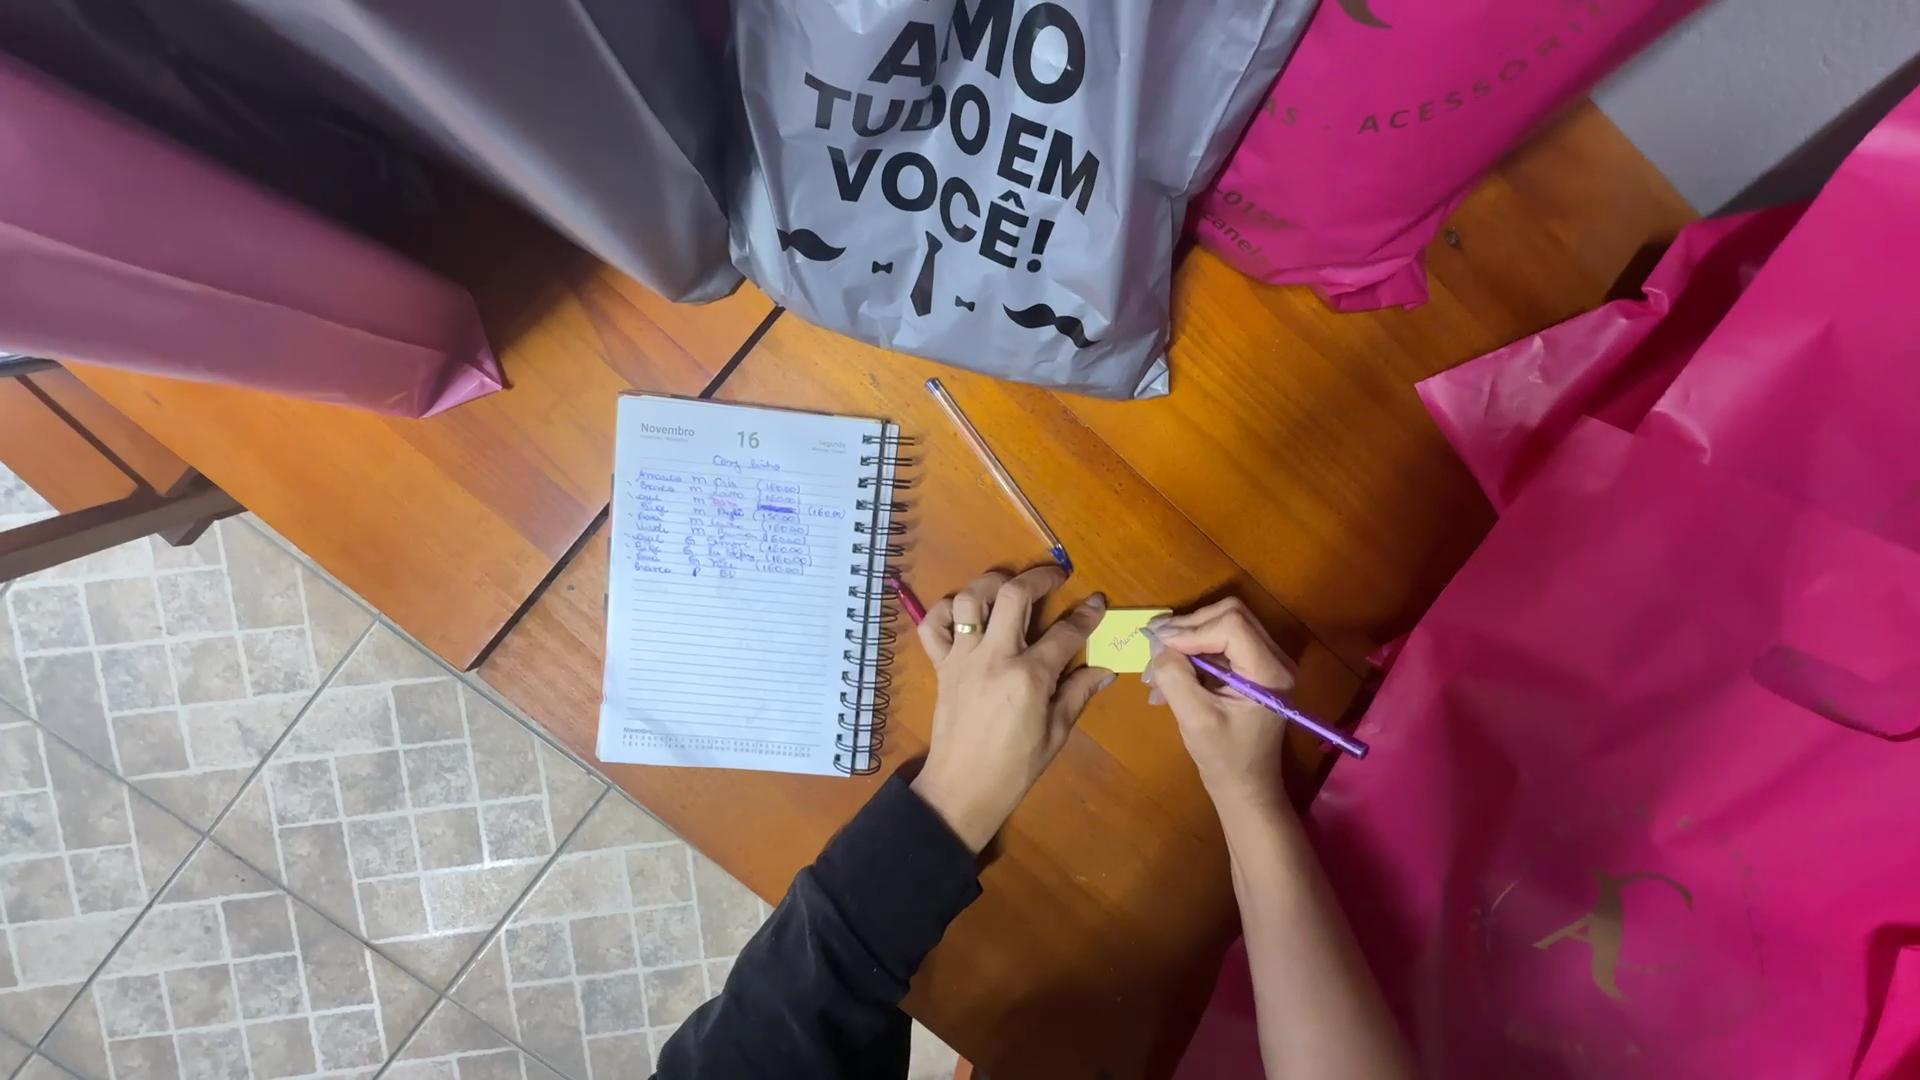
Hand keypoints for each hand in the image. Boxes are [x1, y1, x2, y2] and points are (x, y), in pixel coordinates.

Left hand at [912, 567, 1113, 852]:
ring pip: (970, 599)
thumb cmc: (1015, 767)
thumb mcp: (1056, 733)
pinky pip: (933, 625)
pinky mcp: (940, 665)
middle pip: (1014, 596)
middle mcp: (994, 658)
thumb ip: (1079, 693)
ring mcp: (962, 658)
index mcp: (1028, 678)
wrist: (961, 788)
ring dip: (991, 582)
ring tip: (1010, 585)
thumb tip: (1105, 670)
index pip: (1065, 633)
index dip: (1087, 614)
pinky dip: (946, 610)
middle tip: (1056, 576)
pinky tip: (965, 612)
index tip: (1097, 601)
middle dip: (1040, 577)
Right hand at [1145, 597, 1297, 812]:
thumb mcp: (1194, 718)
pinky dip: (1194, 646)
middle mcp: (1275, 659)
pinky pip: (1221, 639)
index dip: (1192, 629)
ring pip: (1223, 622)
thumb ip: (1174, 676)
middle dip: (1189, 625)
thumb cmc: (1224, 758)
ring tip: (1159, 659)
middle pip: (1229, 613)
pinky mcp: (1253, 665)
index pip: (1231, 625)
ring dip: (1188, 635)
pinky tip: (1172, 667)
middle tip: (1156, 643)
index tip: (1161, 645)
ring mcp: (1266, 660)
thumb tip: (1158, 643)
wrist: (1245, 785)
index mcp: (1269, 673)